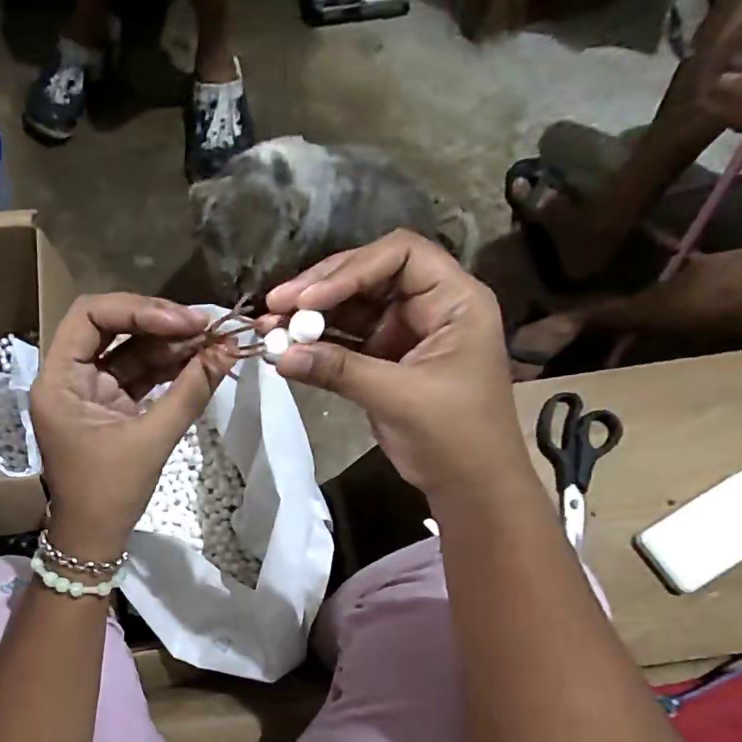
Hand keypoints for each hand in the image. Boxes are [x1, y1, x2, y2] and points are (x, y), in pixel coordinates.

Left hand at [30, 294, 234, 561]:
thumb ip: (189, 392)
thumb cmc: (109, 493)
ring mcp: (91, 391)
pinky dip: (169, 368)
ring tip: (215, 342)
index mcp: (60, 380)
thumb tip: (226, 351)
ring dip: (172, 345)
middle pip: (113, 328)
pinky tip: (202, 360)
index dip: (138, 310)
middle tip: (208, 327)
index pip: (91, 316)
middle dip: (161, 325)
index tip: (183, 322)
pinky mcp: (110, 406)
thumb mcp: (151, 440)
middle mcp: (70, 377)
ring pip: (130, 351)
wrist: (93, 538)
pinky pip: (139, 375)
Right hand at [262, 230, 555, 498]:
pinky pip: (346, 342)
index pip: (401, 255)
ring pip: (353, 309)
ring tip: (270, 326)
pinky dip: (317, 344)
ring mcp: (405, 333)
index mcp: (454, 300)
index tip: (308, 299)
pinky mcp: (386, 361)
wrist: (471, 486)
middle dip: (321, 289)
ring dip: (312, 316)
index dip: (352, 268)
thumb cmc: (456, 437)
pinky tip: (285, 347)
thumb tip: (279, 355)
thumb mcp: (400, 398)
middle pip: (370, 276)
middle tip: (276, 305)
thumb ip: (341, 371)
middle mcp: (430, 306)